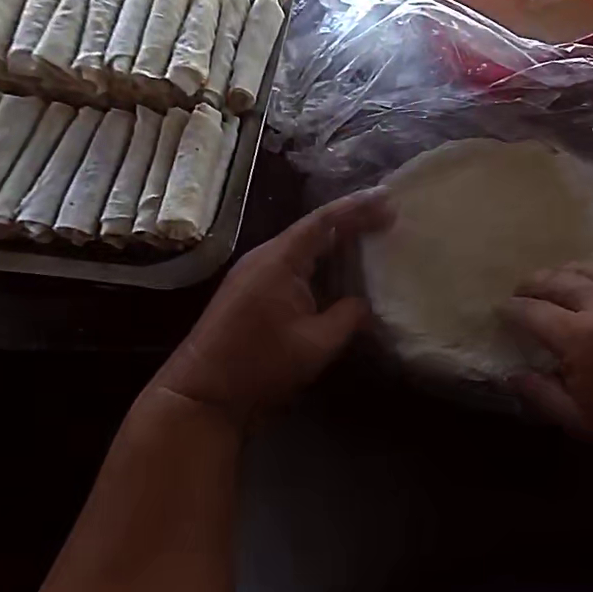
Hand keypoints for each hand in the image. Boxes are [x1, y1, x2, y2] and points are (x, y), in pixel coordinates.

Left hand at [153, 189, 392, 426]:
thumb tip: (365, 305)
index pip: (323, 222)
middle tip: (387, 218)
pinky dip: (319, 264)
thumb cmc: (259, 364)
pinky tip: (338, 273)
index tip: (388, 199)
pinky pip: (292, 266)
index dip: (357, 208)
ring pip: (302, 248)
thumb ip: (347, 318)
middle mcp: (265, 257)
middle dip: (351, 222)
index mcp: (279, 260)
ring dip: (335, 244)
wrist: (203, 391)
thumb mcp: (315, 343)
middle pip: (313, 230)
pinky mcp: (252, 291)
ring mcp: (254, 273)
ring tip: (370, 239)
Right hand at [501, 263, 592, 464]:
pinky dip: (590, 277)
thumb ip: (540, 394)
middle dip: (530, 284)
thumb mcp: (580, 420)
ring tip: (548, 285)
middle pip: (554, 279)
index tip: (500, 312)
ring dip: (559, 274)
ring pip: (584, 269)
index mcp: (579, 336)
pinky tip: (588, 289)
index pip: (530, 311)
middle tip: (519, 292)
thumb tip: (511, 375)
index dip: (510, 310)